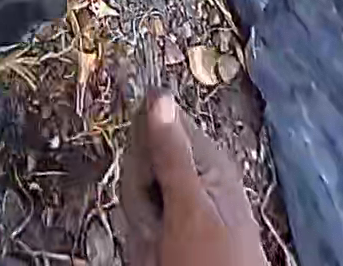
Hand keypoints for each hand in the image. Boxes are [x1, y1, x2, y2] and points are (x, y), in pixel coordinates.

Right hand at [118, 92, 269, 265]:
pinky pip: (141, 221)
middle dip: (138, 192)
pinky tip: (156, 257)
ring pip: (136, 192)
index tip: (147, 175)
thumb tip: (158, 93)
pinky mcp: (172, 229)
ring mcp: (183, 203)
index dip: (142, 143)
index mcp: (207, 157)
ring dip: (139, 223)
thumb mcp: (190, 210)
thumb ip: (171, 152)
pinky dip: (142, 241)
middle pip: (141, 157)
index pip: (156, 117)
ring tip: (160, 251)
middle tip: (158, 225)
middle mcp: (194, 174)